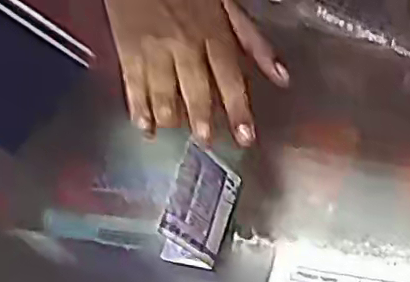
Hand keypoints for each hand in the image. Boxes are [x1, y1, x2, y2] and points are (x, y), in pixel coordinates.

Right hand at [104, 0, 289, 145]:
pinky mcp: (127, 44)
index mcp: (212, 33)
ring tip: (175, 131)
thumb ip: (254, 42)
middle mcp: (184, 43)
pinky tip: (144, 126)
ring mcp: (154, 45)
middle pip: (195, 89)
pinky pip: (133, 81)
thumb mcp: (227, 2)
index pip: (229, 78)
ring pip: (163, 90)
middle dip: (201, 118)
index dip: (239, 110)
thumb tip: (282, 77)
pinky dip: (138, 107)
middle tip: (206, 141)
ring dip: (169, 116)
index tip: (245, 137)